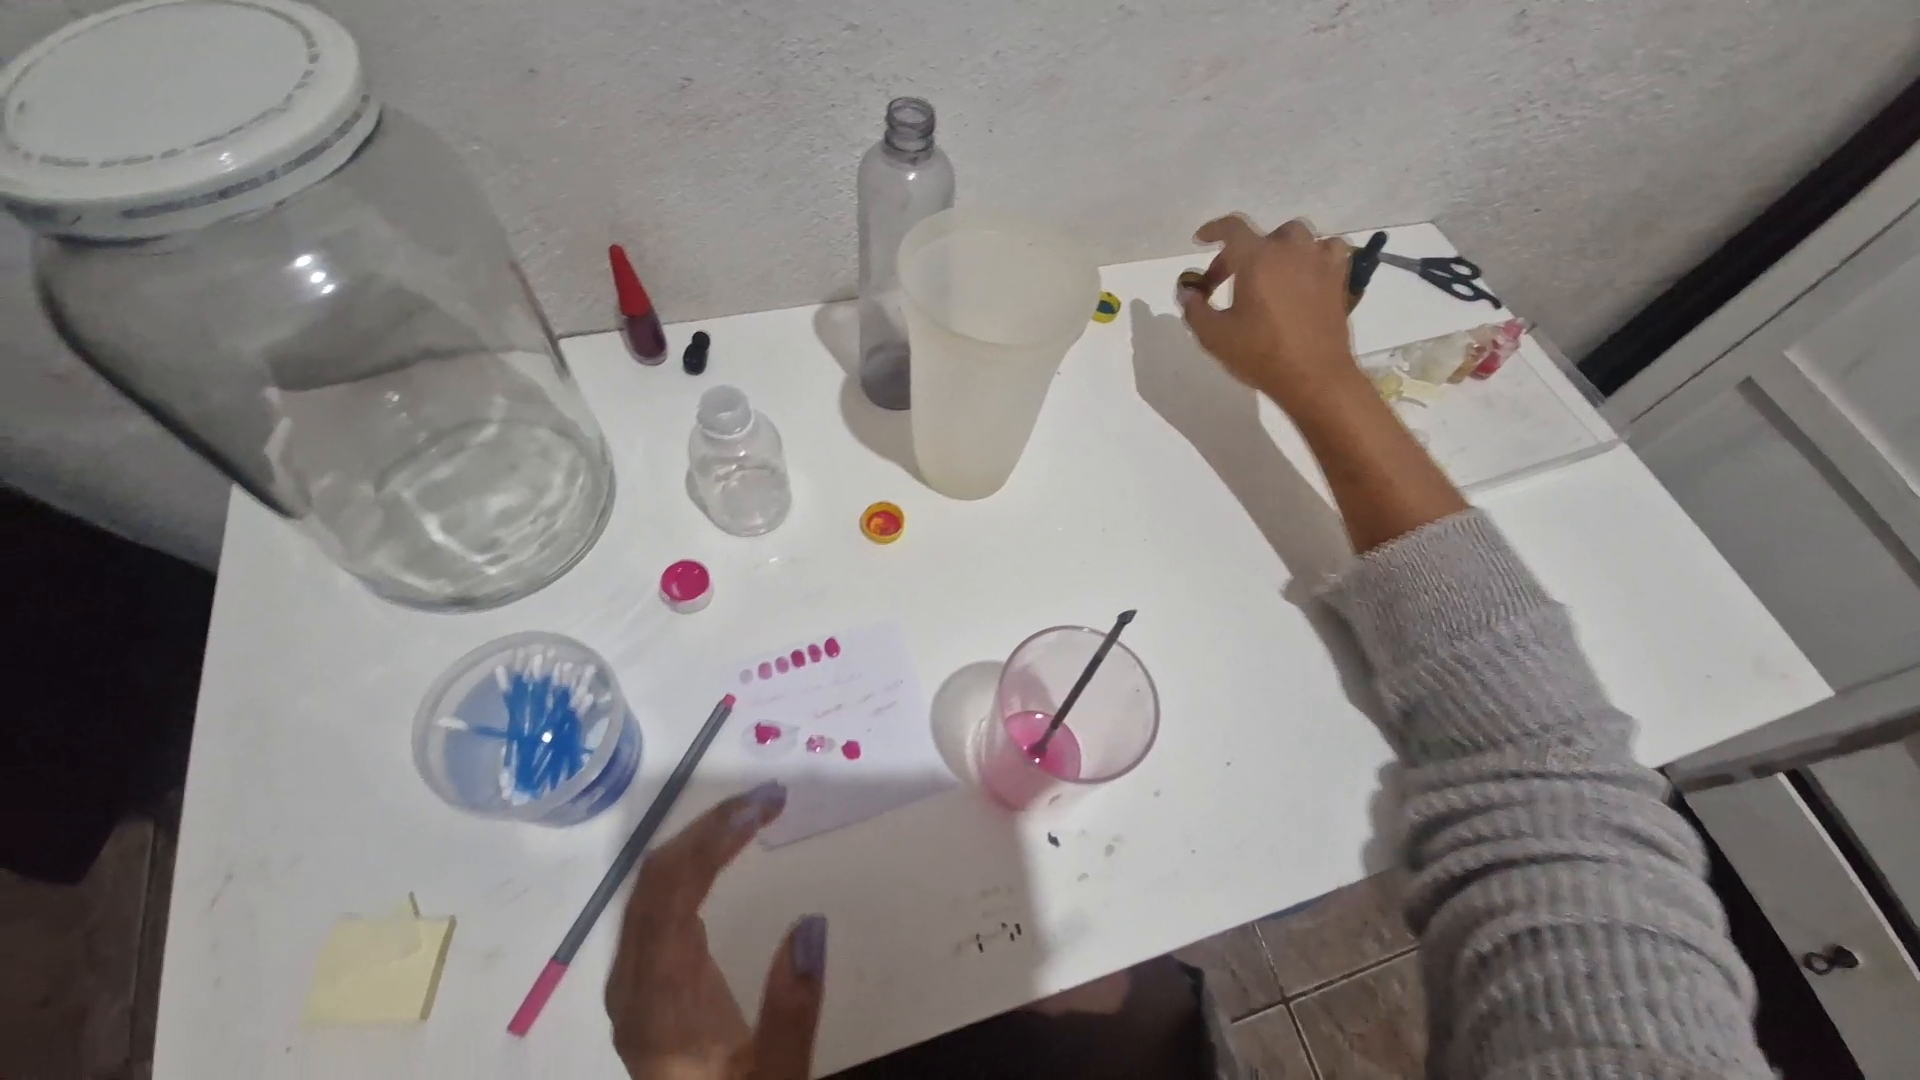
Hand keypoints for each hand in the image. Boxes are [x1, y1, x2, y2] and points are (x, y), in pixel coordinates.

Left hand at [606, 781, 827, 1079]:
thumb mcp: (772, 1079)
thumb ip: (791, 1013)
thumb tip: (812, 922)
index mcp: (655, 1003)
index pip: (671, 895)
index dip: (714, 839)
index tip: (765, 805)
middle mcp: (630, 982)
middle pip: (656, 878)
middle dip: (711, 825)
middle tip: (771, 796)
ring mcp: (633, 978)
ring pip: (653, 884)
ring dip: (702, 837)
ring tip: (757, 810)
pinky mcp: (647, 976)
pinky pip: (660, 900)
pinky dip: (696, 862)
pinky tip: (728, 850)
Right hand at [1179, 215, 1365, 410]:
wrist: (1313, 376)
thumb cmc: (1260, 354)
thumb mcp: (1214, 336)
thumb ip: (1195, 308)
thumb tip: (1186, 290)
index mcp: (1257, 259)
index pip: (1232, 229)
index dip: (1213, 230)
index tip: (1200, 240)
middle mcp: (1290, 250)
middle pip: (1262, 236)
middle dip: (1241, 253)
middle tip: (1229, 280)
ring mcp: (1319, 262)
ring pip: (1297, 237)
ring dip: (1278, 249)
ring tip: (1268, 272)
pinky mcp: (1338, 278)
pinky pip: (1328, 250)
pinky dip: (1313, 255)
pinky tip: (1305, 272)